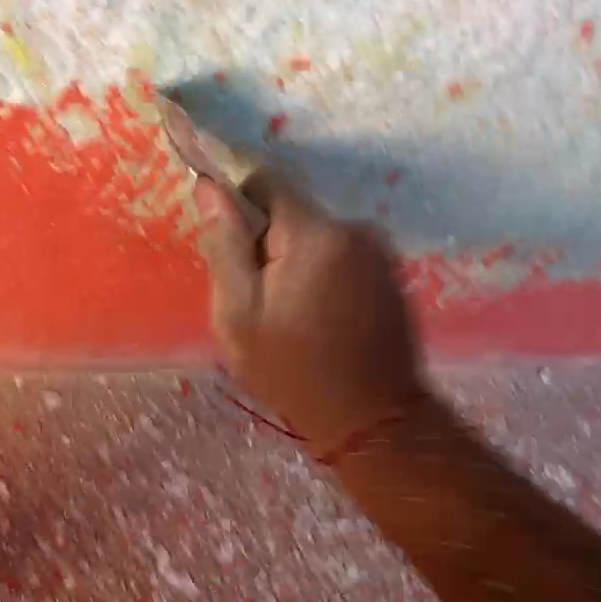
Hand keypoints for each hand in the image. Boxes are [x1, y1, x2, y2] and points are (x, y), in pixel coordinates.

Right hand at [194, 173, 427, 450]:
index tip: (222, 236)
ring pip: (313, 232)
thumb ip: (225, 245)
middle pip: (290, 210)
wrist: (373, 419)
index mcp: (313, 235)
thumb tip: (210, 187)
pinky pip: (338, 252)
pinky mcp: (390, 271)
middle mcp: (353, 229)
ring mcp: (378, 250)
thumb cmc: (293, 370)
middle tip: (251, 292)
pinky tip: (314, 311)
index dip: (235, 201)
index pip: (264, 182)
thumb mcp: (238, 314)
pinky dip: (318, 269)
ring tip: (285, 308)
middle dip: (264, 239)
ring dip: (291, 256)